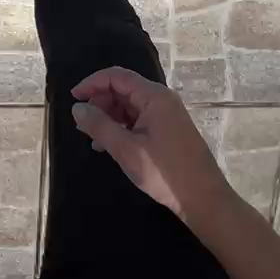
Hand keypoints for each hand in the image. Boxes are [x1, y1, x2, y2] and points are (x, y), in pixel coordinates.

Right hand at [70, 66, 234, 225]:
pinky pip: (139, 120)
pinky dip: (122, 128)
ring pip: (130, 106)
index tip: (74, 98)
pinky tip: (110, 146)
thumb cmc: (165, 173)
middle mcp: (162, 100)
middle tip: (82, 123)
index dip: (92, 83)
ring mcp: (167, 116)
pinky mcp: (169, 131)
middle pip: (123, 90)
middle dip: (100, 103)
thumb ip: (99, 126)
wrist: (205, 202)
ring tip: (93, 138)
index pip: (117, 76)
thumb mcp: (127, 150)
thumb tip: (77, 108)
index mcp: (154, 97)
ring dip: (110, 118)